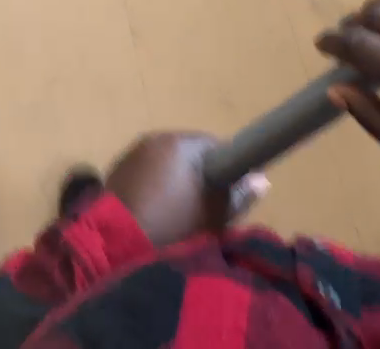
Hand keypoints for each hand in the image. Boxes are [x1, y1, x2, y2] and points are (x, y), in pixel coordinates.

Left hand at [105, 133, 266, 246]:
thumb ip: (240, 195)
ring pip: (166, 161)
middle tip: (208, 205)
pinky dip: (155, 184)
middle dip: (200, 172)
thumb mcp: (215, 214)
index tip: (231, 190)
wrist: (119, 240)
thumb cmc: (174, 224)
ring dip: (176, 178)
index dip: (227, 166)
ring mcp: (133, 152)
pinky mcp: (117, 168)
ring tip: (180, 210)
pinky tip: (157, 209)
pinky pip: (146, 171)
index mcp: (180, 142)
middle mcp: (154, 138)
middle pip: (188, 151)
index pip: (214, 144)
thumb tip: (262, 179)